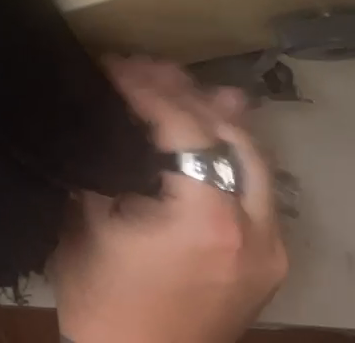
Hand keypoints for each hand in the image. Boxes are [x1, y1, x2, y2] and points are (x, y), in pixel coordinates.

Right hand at [51, 58, 287, 342]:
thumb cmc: (100, 290)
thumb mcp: (84, 219)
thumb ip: (100, 165)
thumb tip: (91, 116)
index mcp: (204, 218)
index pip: (187, 131)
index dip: (147, 90)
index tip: (107, 64)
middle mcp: (255, 229)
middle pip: (234, 140)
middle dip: (185, 95)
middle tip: (137, 65)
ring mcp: (270, 246)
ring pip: (257, 162)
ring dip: (214, 119)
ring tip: (176, 82)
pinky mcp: (266, 257)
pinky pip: (257, 187)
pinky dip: (229, 150)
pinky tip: (210, 128)